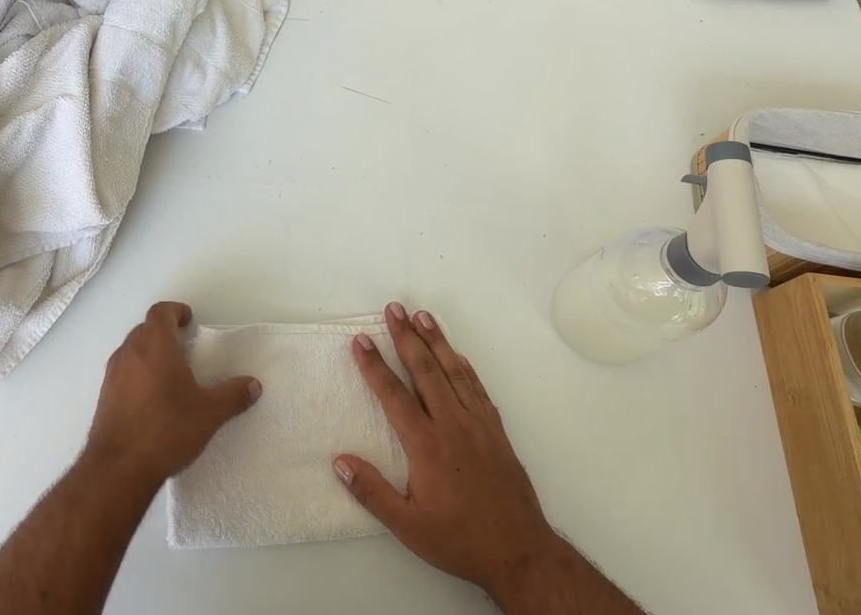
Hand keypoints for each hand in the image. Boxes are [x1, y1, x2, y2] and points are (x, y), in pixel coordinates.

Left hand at [84, 301, 260, 484]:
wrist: (119, 467)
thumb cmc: (167, 429)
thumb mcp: (209, 413)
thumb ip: (232, 395)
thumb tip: (254, 385)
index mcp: (155, 346)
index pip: (160, 312)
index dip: (175, 311)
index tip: (188, 320)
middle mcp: (130, 352)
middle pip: (144, 328)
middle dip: (163, 331)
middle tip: (183, 346)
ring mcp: (112, 374)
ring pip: (130, 350)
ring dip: (148, 352)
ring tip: (168, 373)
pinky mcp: (103, 396)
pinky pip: (122, 372)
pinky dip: (136, 373)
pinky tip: (150, 398)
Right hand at [336, 303, 557, 603]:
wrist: (521, 552)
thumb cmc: (459, 540)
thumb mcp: (408, 526)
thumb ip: (372, 492)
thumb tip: (339, 461)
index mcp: (427, 445)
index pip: (394, 395)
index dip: (374, 365)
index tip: (360, 340)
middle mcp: (452, 425)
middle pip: (425, 371)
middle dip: (406, 337)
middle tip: (394, 308)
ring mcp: (478, 425)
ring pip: (453, 372)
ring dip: (437, 341)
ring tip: (423, 316)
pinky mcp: (496, 431)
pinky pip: (478, 389)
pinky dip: (465, 367)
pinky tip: (457, 355)